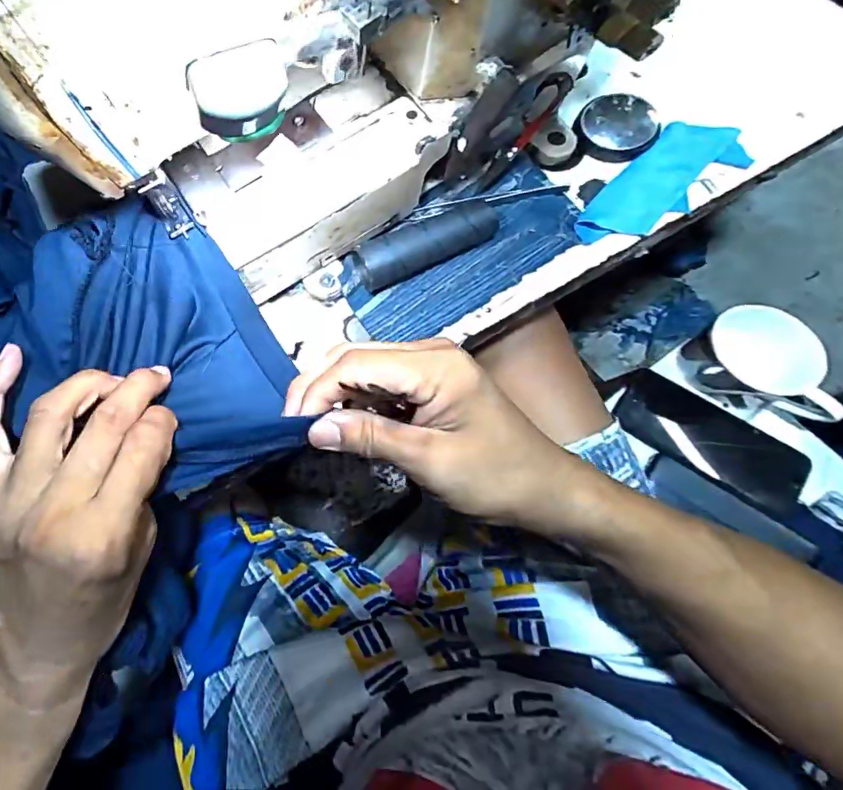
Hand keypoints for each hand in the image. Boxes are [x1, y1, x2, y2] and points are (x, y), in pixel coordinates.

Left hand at [0, 344, 176, 714]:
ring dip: (87, 383)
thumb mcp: (139, 554)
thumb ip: (142, 488)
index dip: (162, 419)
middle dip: (137, 389)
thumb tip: (150, 427)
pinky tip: (10, 356)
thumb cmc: (96, 611)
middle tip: (154, 377)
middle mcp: (52, 510)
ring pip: (49, 413)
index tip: (168, 414)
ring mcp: (7, 499)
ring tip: (110, 379)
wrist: (28, 652)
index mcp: (99, 535)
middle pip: (103, 423)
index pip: (141, 446)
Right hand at [283, 339, 607, 537]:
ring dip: (332, 391)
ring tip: (310, 424)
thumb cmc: (497, 477)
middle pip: (352, 355)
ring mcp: (427, 363)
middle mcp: (426, 351)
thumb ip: (369, 437)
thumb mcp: (430, 460)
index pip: (354, 362)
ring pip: (360, 364)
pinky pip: (377, 379)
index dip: (316, 390)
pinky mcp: (426, 380)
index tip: (292, 425)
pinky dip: (352, 398)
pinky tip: (340, 420)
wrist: (549, 491)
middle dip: (316, 386)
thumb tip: (313, 429)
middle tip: (292, 423)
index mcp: (433, 362)